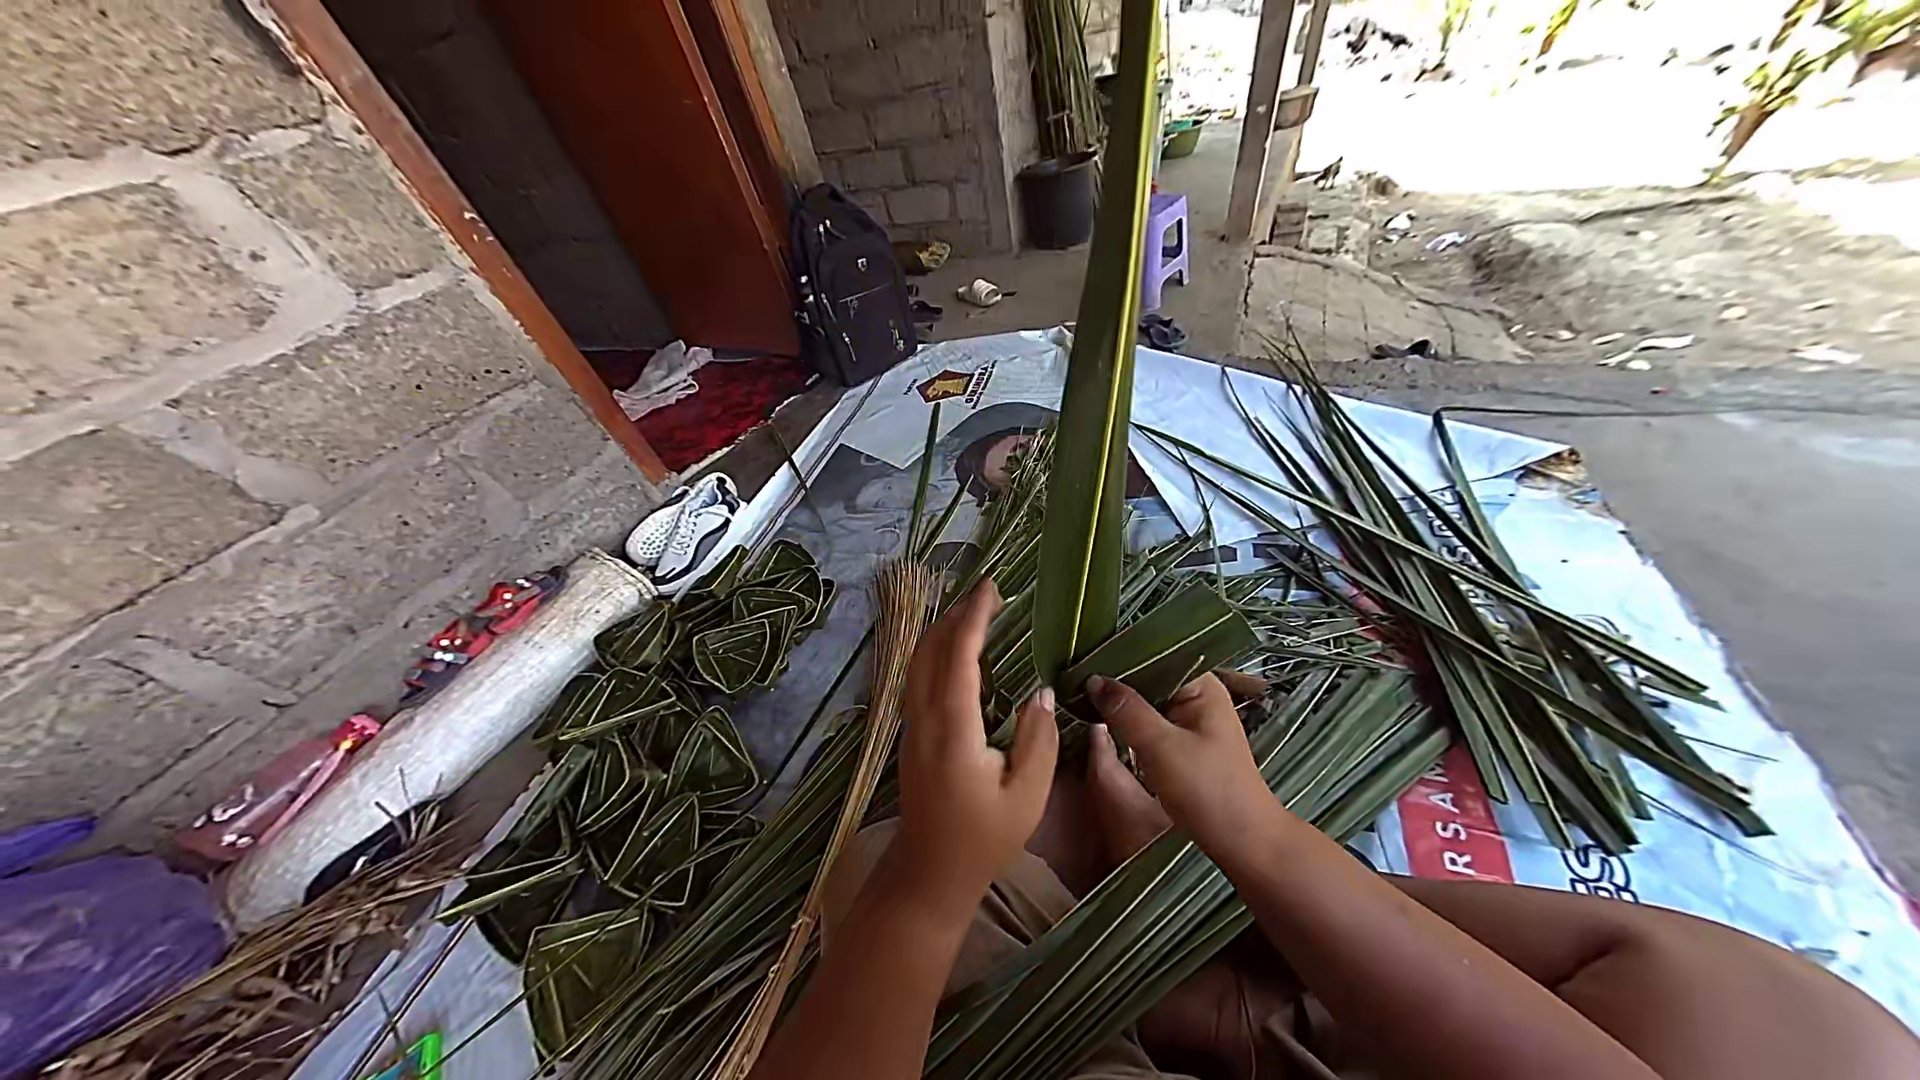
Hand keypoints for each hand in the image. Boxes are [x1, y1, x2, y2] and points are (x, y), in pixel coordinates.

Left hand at [897, 579, 1058, 905]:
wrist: (928, 872)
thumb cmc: (983, 840)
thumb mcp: (1027, 796)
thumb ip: (1038, 739)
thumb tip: (1042, 692)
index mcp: (953, 732)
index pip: (959, 658)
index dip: (974, 619)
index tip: (991, 589)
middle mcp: (924, 719)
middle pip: (932, 649)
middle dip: (957, 614)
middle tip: (989, 591)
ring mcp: (910, 724)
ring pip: (918, 660)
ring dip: (942, 628)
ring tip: (974, 610)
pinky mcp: (910, 732)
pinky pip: (917, 676)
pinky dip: (935, 649)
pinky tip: (955, 650)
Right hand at [1085, 673, 1277, 857]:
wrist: (1243, 843)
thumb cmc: (1209, 791)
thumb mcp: (1161, 747)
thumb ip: (1126, 710)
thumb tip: (1092, 679)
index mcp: (1202, 685)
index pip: (1154, 655)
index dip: (1118, 656)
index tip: (1083, 660)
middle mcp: (1197, 694)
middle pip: (1148, 675)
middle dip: (1114, 679)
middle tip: (1074, 678)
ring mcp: (1190, 718)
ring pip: (1145, 699)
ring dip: (1118, 701)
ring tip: (1079, 693)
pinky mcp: (1182, 740)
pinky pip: (1148, 718)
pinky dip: (1127, 719)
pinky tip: (1100, 718)